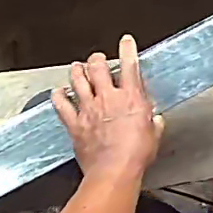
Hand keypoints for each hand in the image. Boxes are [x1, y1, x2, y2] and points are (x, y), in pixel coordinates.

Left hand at [52, 34, 163, 182]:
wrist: (114, 171)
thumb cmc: (135, 155)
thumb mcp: (154, 134)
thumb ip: (153, 122)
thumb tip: (155, 119)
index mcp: (131, 98)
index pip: (129, 66)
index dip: (127, 49)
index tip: (126, 41)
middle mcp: (107, 98)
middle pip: (97, 67)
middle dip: (97, 59)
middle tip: (97, 58)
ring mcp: (88, 109)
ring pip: (77, 80)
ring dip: (77, 71)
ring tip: (77, 67)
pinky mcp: (75, 124)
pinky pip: (61, 105)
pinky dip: (58, 96)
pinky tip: (57, 93)